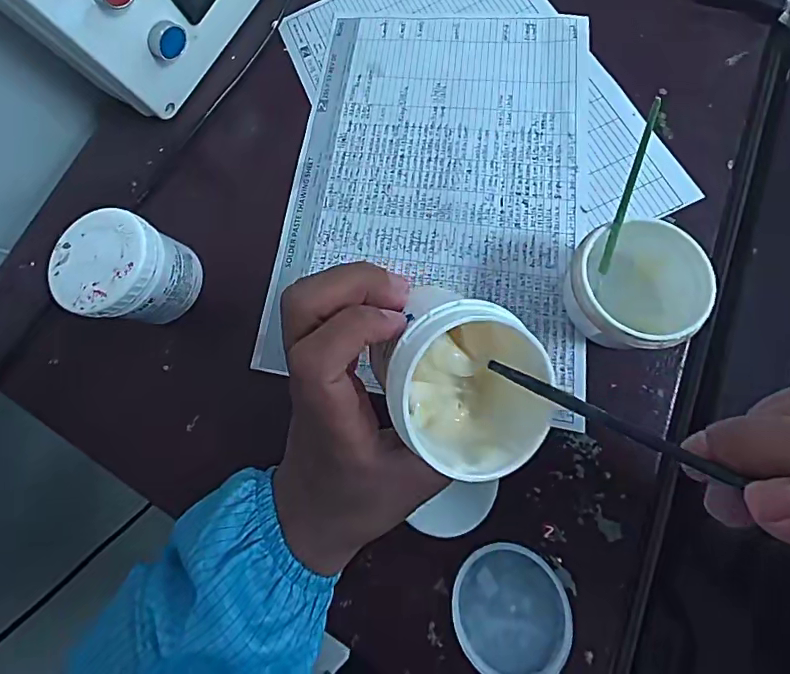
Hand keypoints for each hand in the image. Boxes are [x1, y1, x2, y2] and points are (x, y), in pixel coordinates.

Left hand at [272, 262, 449, 574]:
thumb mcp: (415, 482)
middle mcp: (303, 375)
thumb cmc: (357, 500)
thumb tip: (489, 401)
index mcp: (324, 410)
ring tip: (395, 292)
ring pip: (304, 297)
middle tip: (401, 293)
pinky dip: (349, 289)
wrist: (311, 510)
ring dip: (349, 280)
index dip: (356, 326)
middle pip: (301, 304)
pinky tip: (384, 302)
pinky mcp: (310, 349)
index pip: (317, 355)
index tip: (400, 324)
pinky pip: (318, 303)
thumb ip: (449, 443)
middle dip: (351, 283)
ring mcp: (300, 358)